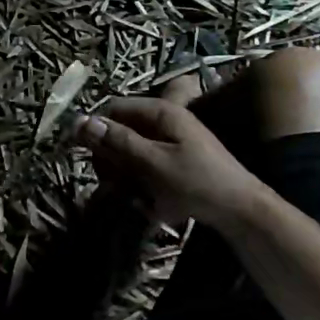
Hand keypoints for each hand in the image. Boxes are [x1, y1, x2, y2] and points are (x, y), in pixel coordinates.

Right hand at [77, 97, 272, 230]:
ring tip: (137, 197)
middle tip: (116, 185)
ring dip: (125, 174)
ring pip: (130, 150)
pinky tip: (150, 202)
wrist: (240, 210)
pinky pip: (145, 164)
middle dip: (111, 159)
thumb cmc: (196, 183)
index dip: (96, 132)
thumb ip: (117, 141)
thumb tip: (80, 121)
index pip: (112, 110)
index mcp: (160, 111)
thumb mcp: (152, 163)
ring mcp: (171, 138)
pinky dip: (142, 181)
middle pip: (119, 130)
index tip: (93, 162)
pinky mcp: (175, 158)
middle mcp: (164, 119)